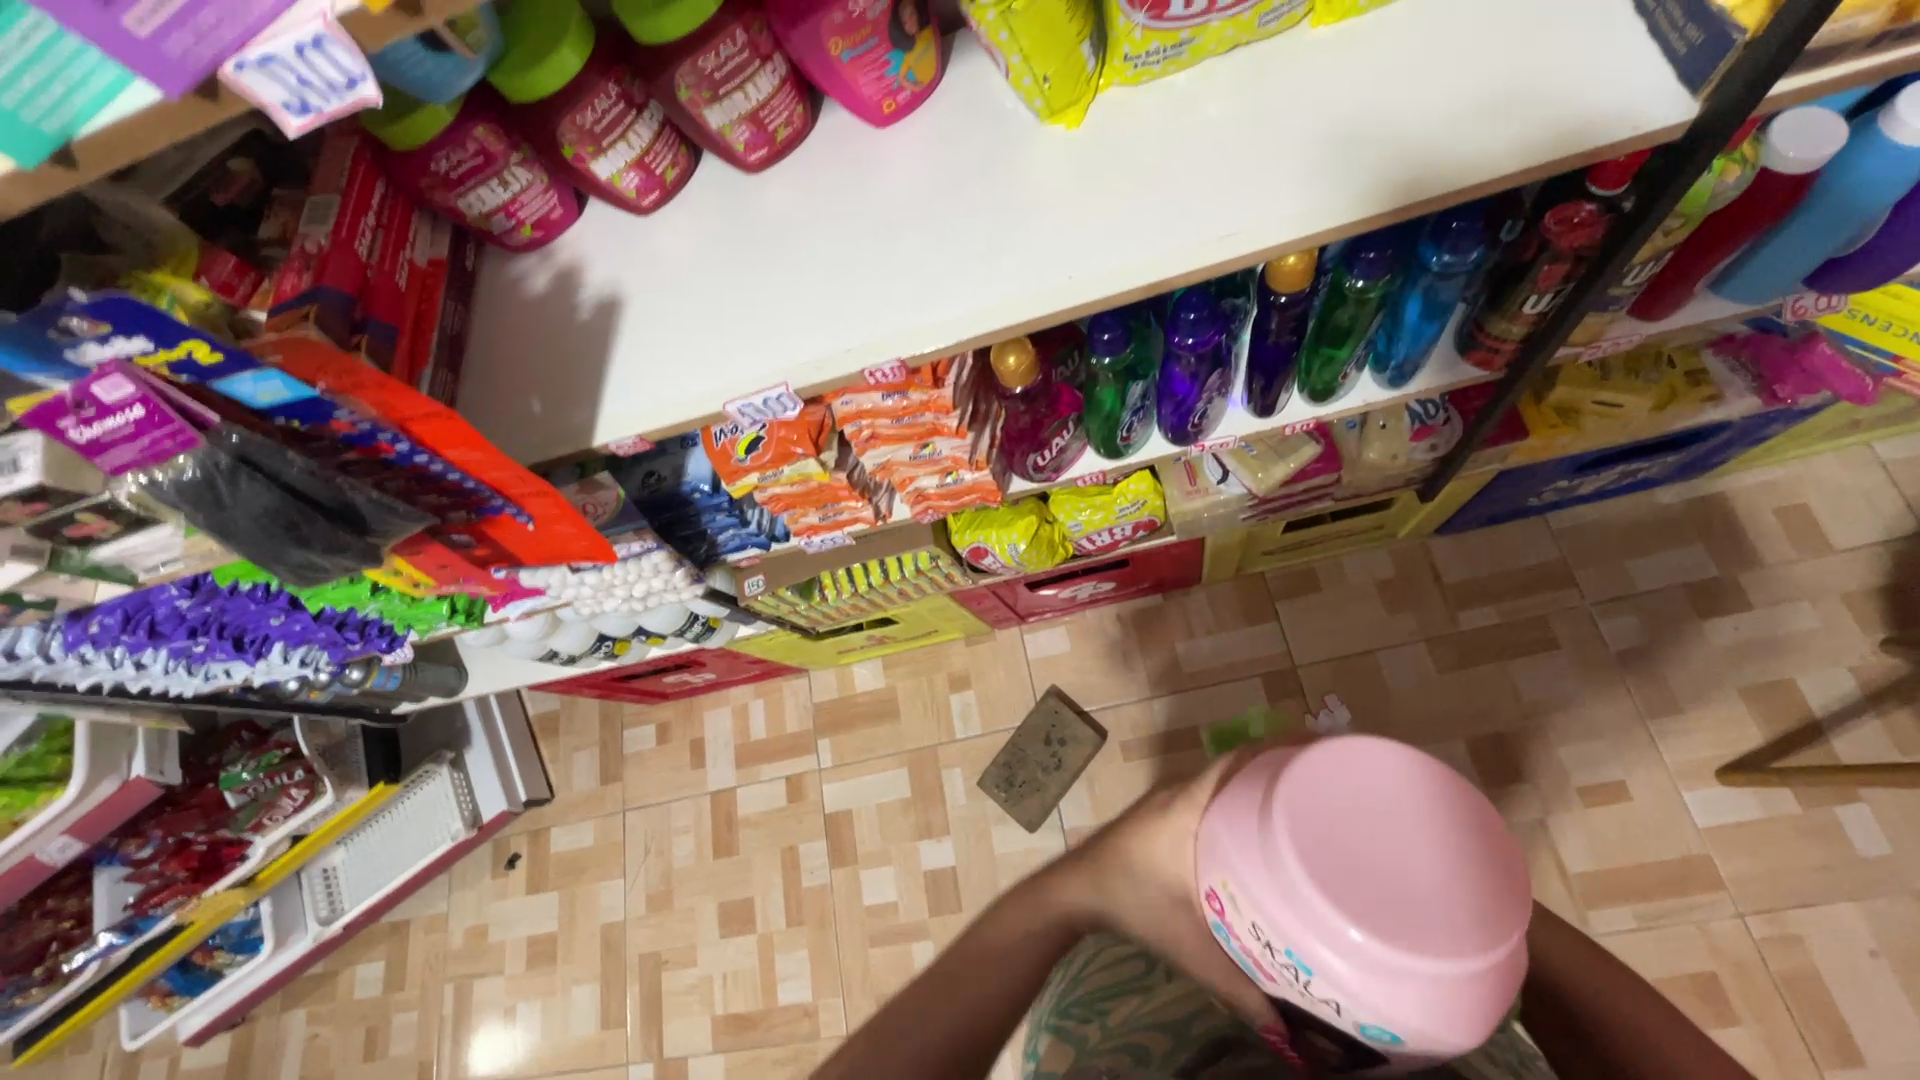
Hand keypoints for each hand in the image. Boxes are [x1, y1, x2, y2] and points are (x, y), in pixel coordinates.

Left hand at [1040, 739, 1309, 1030]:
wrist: (1073, 892)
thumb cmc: (1128, 903)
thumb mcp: (1185, 944)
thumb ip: (1235, 986)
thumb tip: (1287, 1030)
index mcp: (1188, 804)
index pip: (1240, 760)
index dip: (1282, 751)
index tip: (1327, 757)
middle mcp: (1183, 791)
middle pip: (1242, 765)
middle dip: (1287, 769)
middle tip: (1338, 788)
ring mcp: (1174, 799)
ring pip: (1229, 779)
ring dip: (1266, 784)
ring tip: (1318, 803)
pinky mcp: (1170, 812)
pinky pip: (1218, 793)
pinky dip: (1245, 799)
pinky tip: (1272, 827)